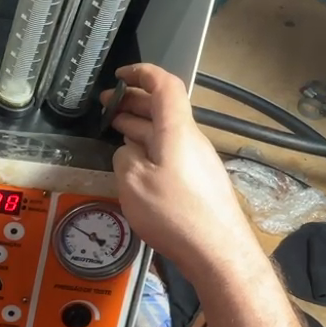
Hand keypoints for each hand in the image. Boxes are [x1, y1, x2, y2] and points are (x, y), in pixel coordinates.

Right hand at [104, 64, 265, 280]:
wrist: (219, 253)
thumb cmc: (174, 214)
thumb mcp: (133, 182)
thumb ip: (124, 156)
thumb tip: (129, 150)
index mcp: (176, 130)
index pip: (164, 85)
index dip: (142, 73)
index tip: (120, 75)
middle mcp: (191, 139)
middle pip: (163, 108)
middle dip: (133, 101)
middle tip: (105, 104)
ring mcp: (197, 160)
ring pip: (165, 131)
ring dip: (139, 124)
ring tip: (114, 127)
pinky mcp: (199, 181)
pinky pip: (170, 151)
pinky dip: (149, 146)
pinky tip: (134, 159)